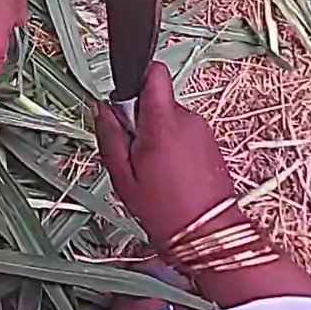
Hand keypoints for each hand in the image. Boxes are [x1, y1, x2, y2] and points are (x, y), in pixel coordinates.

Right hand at [96, 62, 310, 307]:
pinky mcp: (210, 142)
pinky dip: (170, 146)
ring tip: (151, 169)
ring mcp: (202, 130)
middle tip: (133, 153)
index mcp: (162, 123)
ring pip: (168, 118)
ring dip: (155, 135)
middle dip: (139, 119)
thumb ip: (109, 136)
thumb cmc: (164, 210)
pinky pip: (182, 132)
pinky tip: (166, 173)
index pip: (154, 74)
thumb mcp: (121, 176)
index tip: (123, 104)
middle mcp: (187, 119)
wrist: (208, 234)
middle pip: (156, 100)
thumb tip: (100, 109)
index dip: (136, 80)